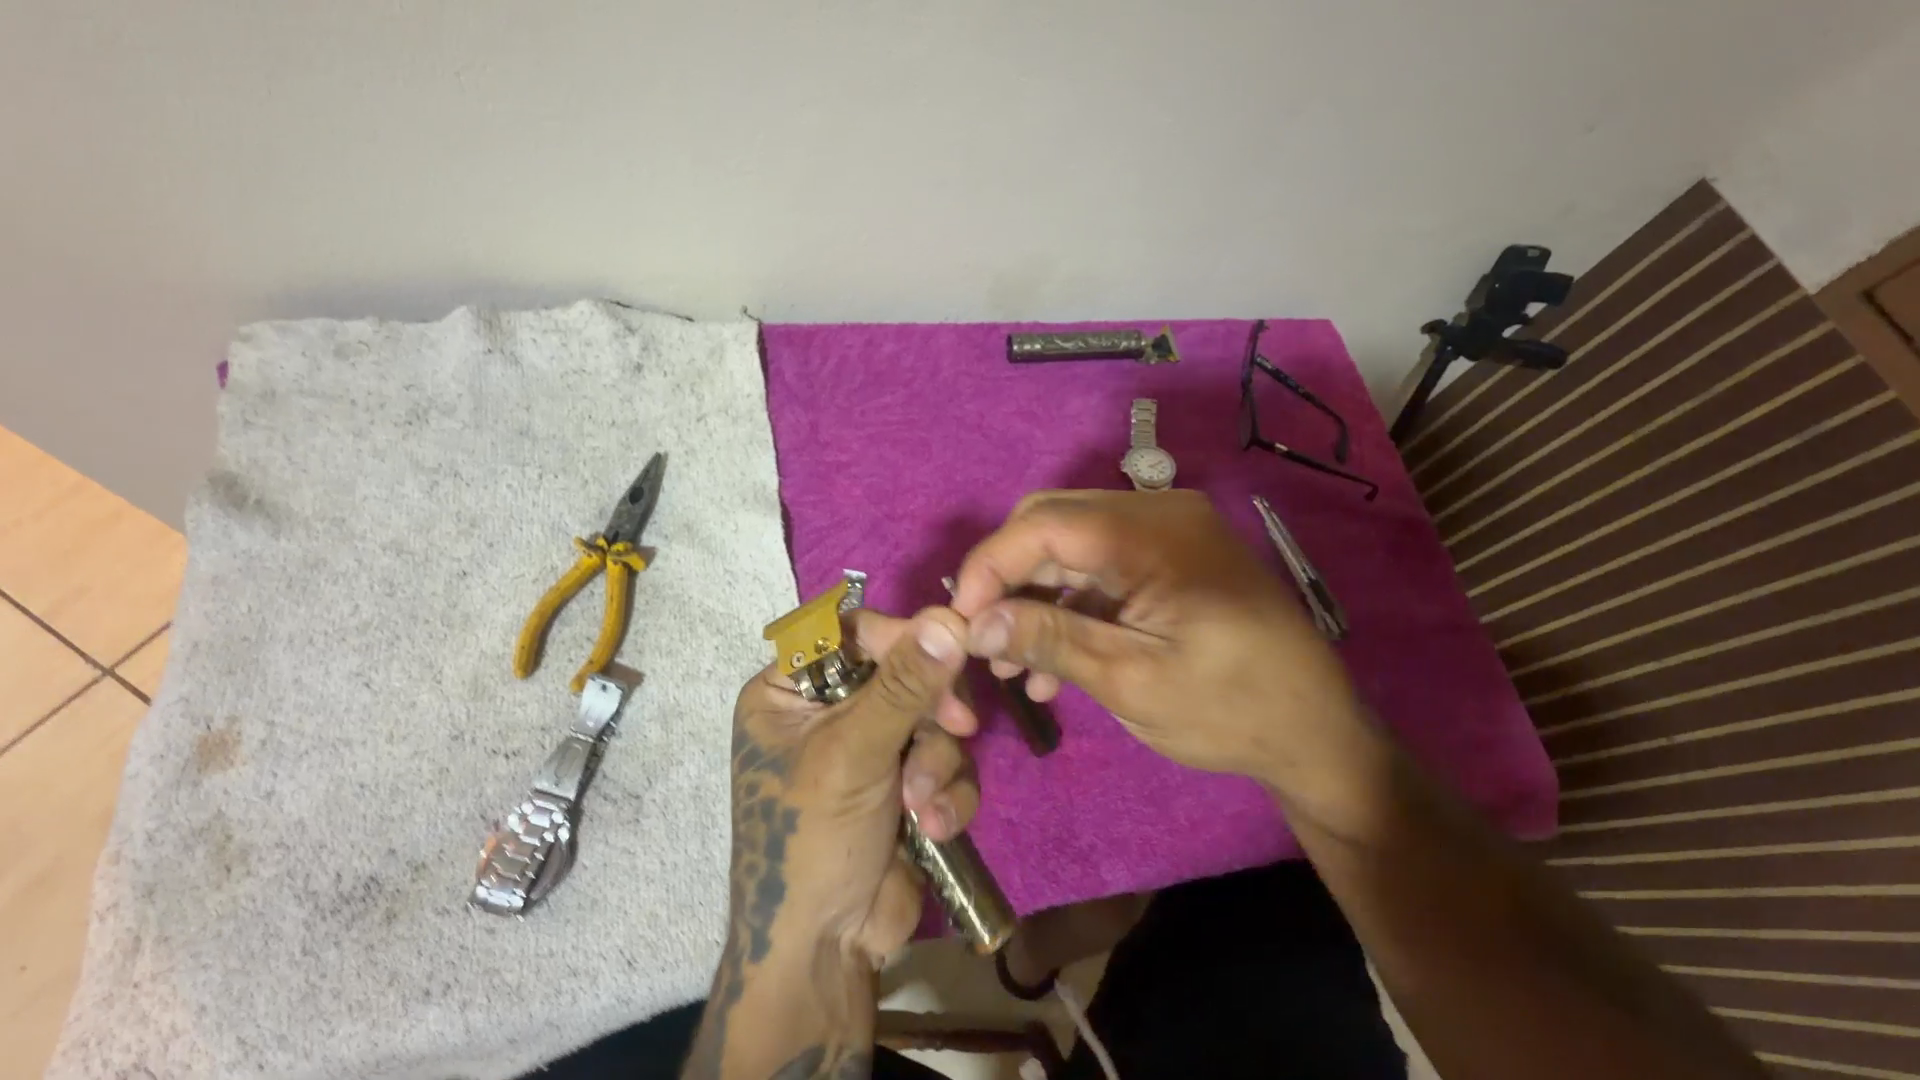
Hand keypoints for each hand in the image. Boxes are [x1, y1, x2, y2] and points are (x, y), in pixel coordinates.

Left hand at [723, 606, 978, 969]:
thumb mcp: (852, 755)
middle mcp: (827, 715)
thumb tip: (948, 617)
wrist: (826, 949)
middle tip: (957, 725)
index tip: (948, 644)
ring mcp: (871, 753)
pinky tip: (935, 829)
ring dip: (938, 766)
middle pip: (903, 674)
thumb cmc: (811, 840)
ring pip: (933, 722)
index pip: (847, 634)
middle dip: (929, 715)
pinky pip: (945, 765)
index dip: (898, 636)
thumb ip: (903, 686)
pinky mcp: (906, 788)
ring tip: (922, 809)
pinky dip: (947, 795)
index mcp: (787, 695)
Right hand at [949, 490, 1382, 811]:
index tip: (958, 621)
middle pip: (1053, 523)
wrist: (1317, 733)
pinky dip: (1070, 605)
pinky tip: (1053, 662)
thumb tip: (973, 623)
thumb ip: (1050, 640)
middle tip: (982, 641)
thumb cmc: (1230, 710)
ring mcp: (1169, 534)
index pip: (1044, 523)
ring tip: (1013, 666)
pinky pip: (1102, 566)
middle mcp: (1160, 514)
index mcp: (1154, 533)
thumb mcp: (1131, 681)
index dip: (989, 566)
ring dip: (1035, 597)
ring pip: (1072, 546)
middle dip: (1008, 580)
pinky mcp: (1172, 560)